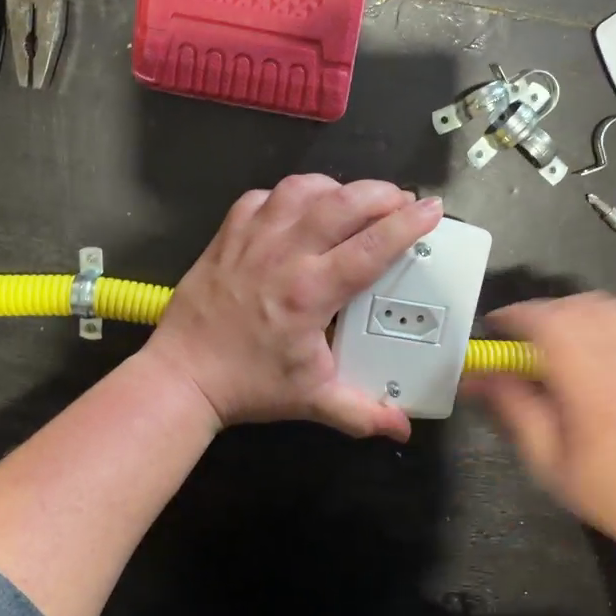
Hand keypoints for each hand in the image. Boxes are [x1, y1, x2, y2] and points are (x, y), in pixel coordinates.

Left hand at [145, 175, 443, 440]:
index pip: (370, 247)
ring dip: (335, 187)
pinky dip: (288, 196)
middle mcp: (283, 255)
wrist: (183, 377)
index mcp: (310, 293)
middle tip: (402, 200)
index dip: (406, 225)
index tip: (432, 209)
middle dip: (380, 193)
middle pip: (341, 203)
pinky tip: (301, 210)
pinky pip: (262, 198)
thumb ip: (362, 412)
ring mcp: (251, 239)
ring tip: (354, 199)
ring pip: (300, 189)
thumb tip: (403, 428)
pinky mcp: (226, 235)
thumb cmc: (250, 386)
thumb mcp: (312, 400)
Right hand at [466, 294, 615, 553]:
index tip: (497, 325)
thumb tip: (478, 375)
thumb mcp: (549, 464)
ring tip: (565, 338)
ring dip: (582, 312)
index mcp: (595, 389)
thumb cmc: (614, 496)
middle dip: (546, 312)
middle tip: (526, 337)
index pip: (550, 323)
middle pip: (582, 307)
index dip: (517, 315)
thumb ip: (514, 410)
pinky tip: (608, 355)